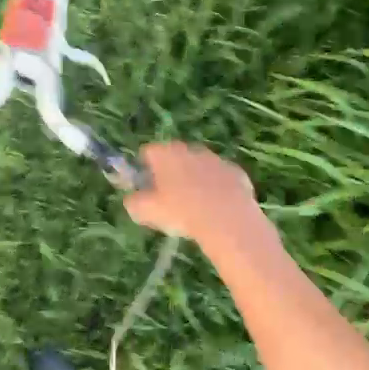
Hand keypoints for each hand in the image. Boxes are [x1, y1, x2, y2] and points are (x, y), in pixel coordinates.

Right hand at [124, 143, 276, 256]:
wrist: (226, 220)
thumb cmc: (180, 212)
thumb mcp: (145, 211)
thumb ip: (133, 201)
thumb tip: (132, 198)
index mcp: (165, 153)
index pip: (148, 152)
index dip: (144, 168)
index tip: (146, 186)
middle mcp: (190, 149)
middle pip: (175, 156)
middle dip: (171, 172)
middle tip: (169, 197)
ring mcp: (215, 159)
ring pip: (199, 166)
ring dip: (195, 179)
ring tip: (195, 205)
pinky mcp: (236, 172)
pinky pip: (221, 177)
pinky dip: (217, 188)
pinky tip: (216, 208)